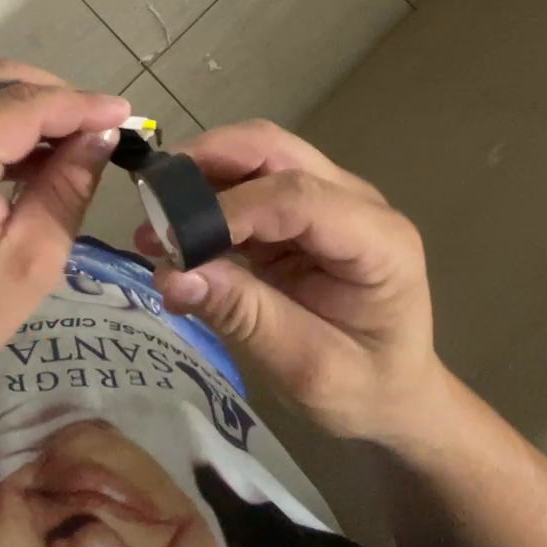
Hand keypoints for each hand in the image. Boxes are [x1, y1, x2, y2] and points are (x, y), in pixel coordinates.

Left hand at [0, 60, 130, 390]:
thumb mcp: (30, 261)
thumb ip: (67, 188)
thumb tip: (102, 136)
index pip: (25, 105)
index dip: (81, 105)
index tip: (127, 115)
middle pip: (2, 82)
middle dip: (59, 99)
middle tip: (101, 132)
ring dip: (33, 106)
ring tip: (76, 144)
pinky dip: (5, 120)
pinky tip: (35, 154)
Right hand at [135, 120, 445, 443]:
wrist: (395, 396)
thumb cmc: (366, 390)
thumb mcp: (310, 370)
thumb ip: (246, 317)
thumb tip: (173, 274)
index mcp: (379, 241)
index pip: (297, 196)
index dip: (230, 208)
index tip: (173, 241)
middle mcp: (354, 200)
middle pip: (272, 149)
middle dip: (205, 161)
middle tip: (150, 196)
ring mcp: (324, 195)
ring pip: (252, 152)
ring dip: (197, 173)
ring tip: (151, 217)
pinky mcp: (295, 206)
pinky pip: (242, 179)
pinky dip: (202, 194)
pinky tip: (171, 230)